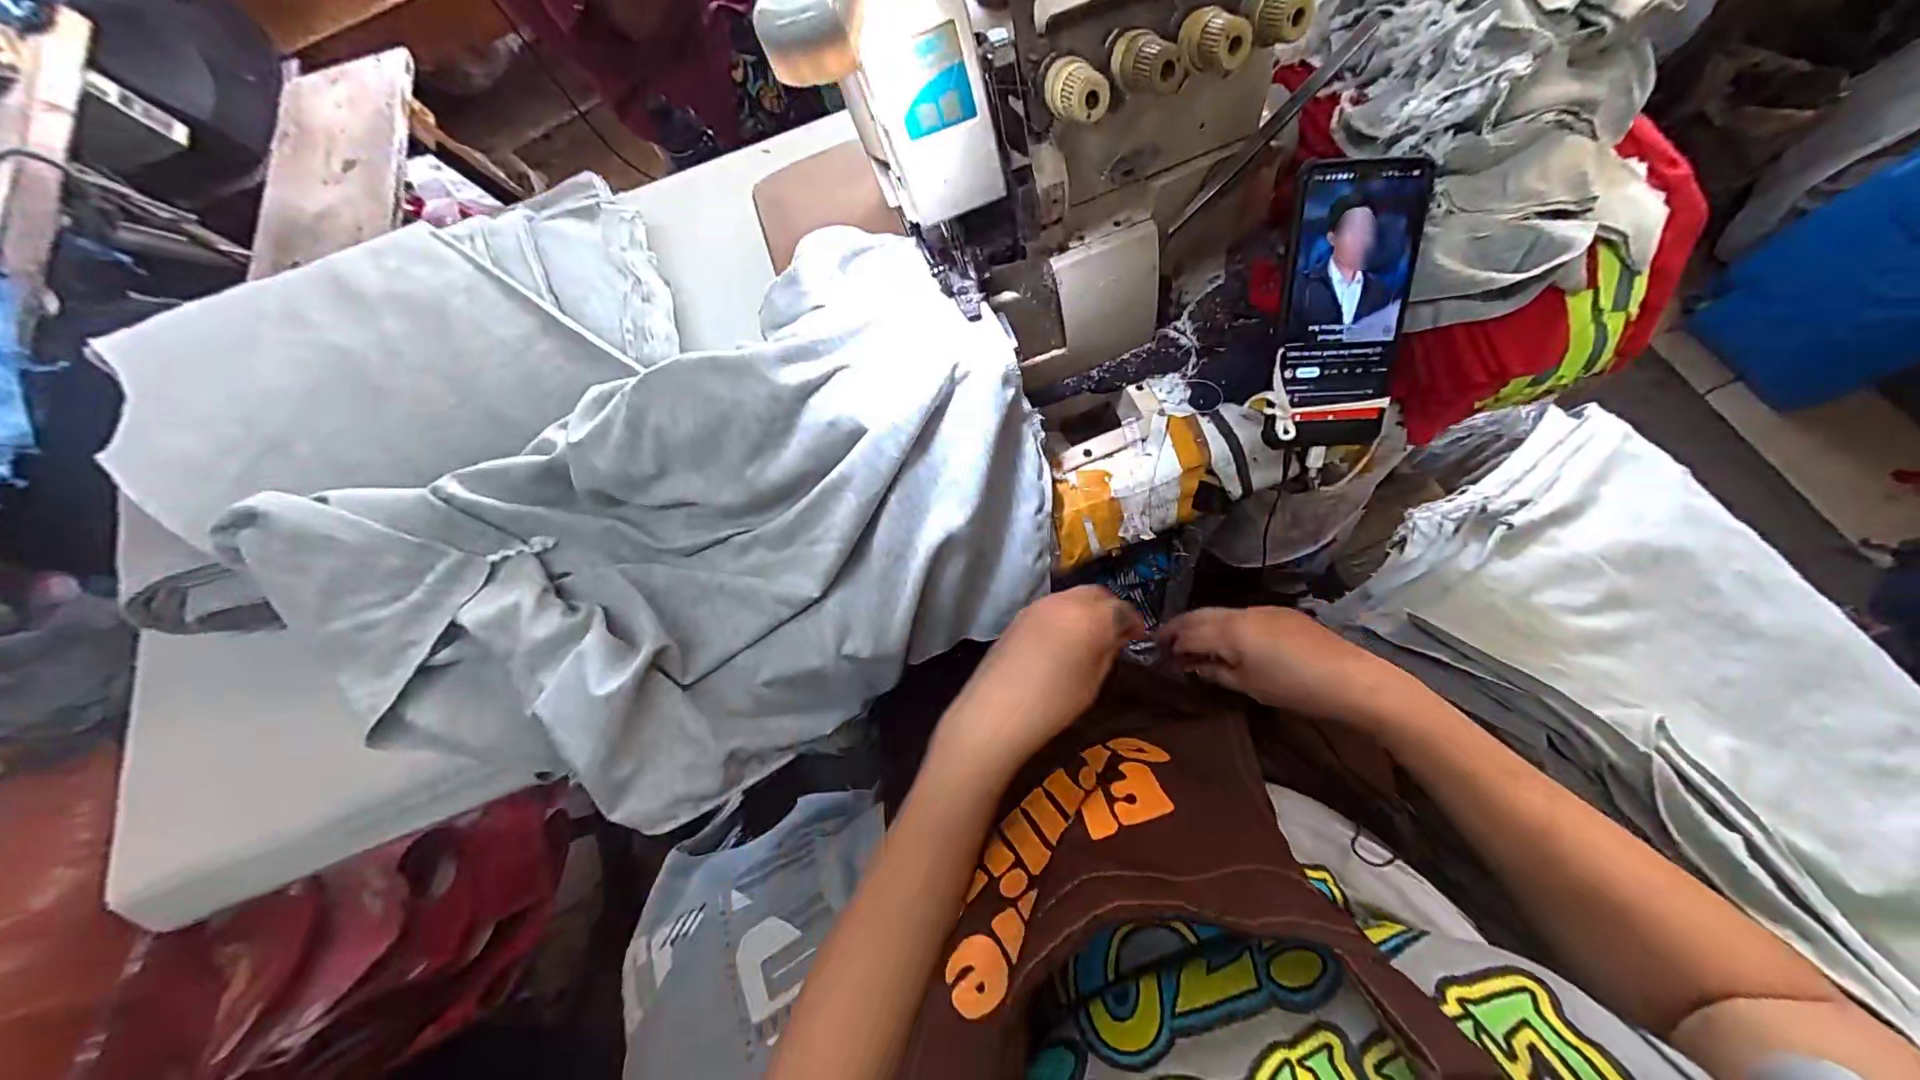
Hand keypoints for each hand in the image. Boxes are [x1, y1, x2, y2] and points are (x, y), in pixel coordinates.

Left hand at [929, 587, 1145, 789]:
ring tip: (1089, 636)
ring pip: (1072, 598)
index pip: (1122, 609)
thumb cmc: (1054, 703)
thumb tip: (1116, 637)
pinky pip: (1051, 607)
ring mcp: (1038, 606)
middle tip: (1115, 632)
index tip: (1137, 637)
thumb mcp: (1094, 681)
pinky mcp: (1019, 616)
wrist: (996, 711)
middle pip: (1096, 594)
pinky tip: (1062, 639)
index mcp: (1091, 616)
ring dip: (1085, 610)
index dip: (1133, 622)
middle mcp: (1065, 601)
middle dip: (1109, 609)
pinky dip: (1063, 616)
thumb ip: (1108, 651)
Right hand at [1157, 606, 1429, 733]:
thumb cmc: (1294, 688)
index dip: (1169, 643)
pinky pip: (1241, 614)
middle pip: (1200, 614)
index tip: (1156, 654)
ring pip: (1221, 612)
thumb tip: (1192, 665)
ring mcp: (1264, 609)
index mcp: (1229, 630)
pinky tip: (1229, 641)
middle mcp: (1242, 612)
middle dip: (1179, 626)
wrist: (1353, 679)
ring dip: (1202, 624)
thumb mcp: (1248, 686)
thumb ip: (1215, 672)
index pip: (1187, 632)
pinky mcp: (1283, 613)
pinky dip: (1225, 624)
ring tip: (1193, 642)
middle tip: (1164, 642)